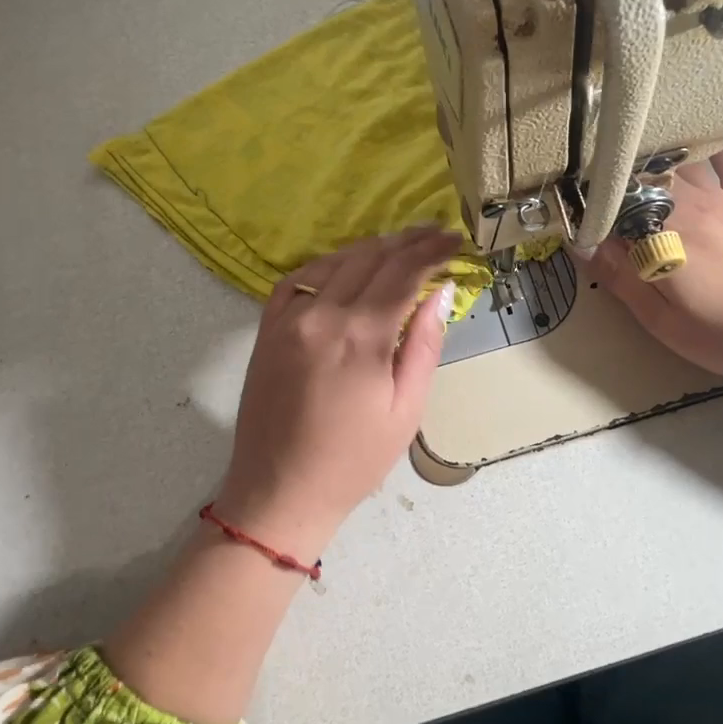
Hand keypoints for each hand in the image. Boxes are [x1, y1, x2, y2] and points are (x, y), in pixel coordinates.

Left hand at [214, 226, 458, 539]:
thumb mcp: (406, 410)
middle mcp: (321, 314)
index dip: (433, 251)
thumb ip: (424, 345)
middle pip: (370, 258)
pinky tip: (345, 265)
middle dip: (407, 241)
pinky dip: (327, 264)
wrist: (280, 490)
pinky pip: (297, 279)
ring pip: (334, 261)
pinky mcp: (266, 329)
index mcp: (361, 335)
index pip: (403, 273)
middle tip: (435, 234)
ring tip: (399, 245)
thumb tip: (439, 292)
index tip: (456, 240)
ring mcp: (287, 318)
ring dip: (370, 248)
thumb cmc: (354, 460)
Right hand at [580, 150, 722, 382]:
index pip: (611, 206)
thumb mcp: (662, 321)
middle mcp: (689, 206)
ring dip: (652, 167)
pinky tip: (700, 154)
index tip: (570, 213)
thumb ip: (621, 278)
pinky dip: (712, 156)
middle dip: (614, 183)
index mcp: (660, 234)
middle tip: (595, 194)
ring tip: (632, 172)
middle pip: (641, 178)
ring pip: (679, 167)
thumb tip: (582, 243)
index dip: (586, 207)